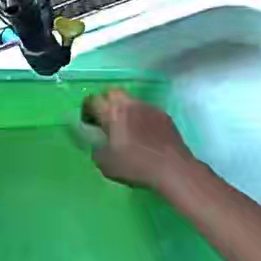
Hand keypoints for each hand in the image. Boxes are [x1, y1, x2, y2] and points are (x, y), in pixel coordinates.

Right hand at [82, 88, 200, 190]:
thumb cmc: (135, 166)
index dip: (87, 110)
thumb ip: (97, 151)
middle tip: (106, 119)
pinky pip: (147, 110)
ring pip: (131, 100)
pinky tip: (145, 134)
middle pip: (112, 92)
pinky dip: (141, 118)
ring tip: (127, 128)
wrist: (172, 168)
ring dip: (125, 109)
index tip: (89, 122)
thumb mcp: (105, 165)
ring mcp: (149, 108)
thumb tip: (99, 146)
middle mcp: (129, 104)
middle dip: (106, 102)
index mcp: (112, 113)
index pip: (92, 100)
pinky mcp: (164, 115)